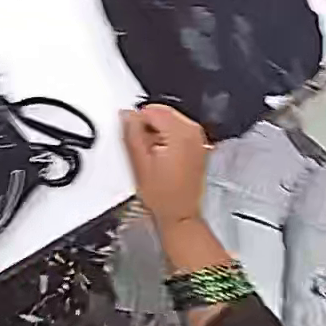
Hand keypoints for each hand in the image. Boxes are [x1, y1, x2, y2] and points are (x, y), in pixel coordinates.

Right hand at [121, 104, 208, 225]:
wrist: (179, 215)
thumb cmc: (163, 197)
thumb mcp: (139, 162)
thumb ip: (132, 133)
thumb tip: (127, 115)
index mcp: (180, 133)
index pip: (151, 110)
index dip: (137, 122)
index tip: (132, 136)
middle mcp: (193, 132)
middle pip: (162, 113)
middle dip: (148, 126)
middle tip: (142, 149)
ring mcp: (198, 139)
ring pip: (170, 120)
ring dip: (157, 132)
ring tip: (152, 156)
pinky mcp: (198, 146)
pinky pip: (178, 131)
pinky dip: (168, 138)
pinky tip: (161, 157)